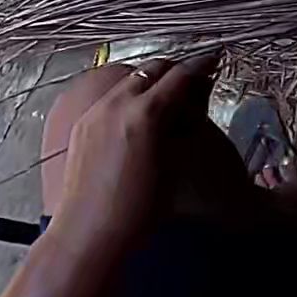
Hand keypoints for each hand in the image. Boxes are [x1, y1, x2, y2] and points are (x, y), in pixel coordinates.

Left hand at [53, 52, 218, 254]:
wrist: (88, 235)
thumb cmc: (141, 207)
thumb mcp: (174, 161)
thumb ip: (187, 121)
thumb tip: (198, 94)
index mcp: (145, 112)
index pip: (180, 75)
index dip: (201, 66)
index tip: (214, 62)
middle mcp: (118, 103)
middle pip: (153, 68)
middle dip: (175, 69)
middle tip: (193, 79)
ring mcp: (96, 111)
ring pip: (130, 78)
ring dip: (152, 80)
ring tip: (167, 95)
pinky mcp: (82, 123)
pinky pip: (111, 96)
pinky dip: (130, 95)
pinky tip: (139, 114)